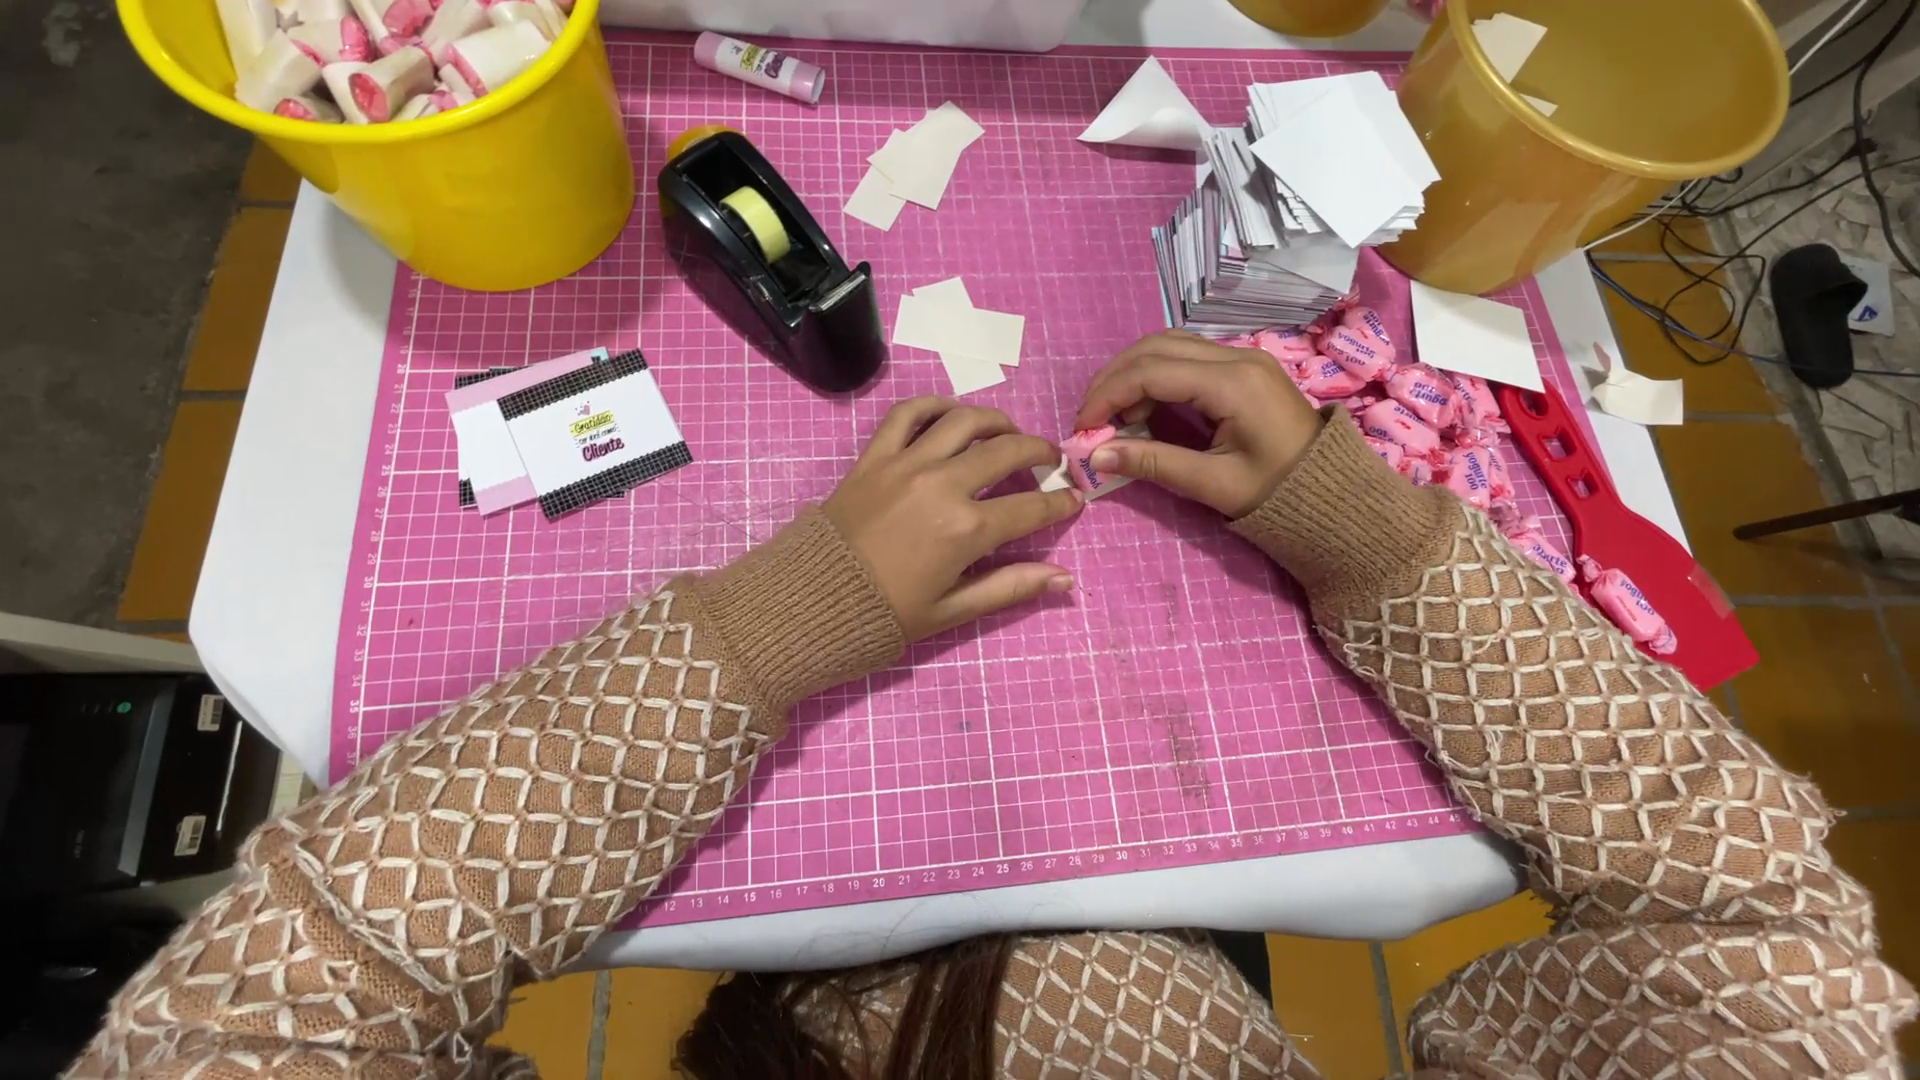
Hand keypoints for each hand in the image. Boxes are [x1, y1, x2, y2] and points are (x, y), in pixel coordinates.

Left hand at [824, 398, 1083, 641]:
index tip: (1074, 499)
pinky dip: (935, 406)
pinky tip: (950, 414)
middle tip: (1049, 460)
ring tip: (1008, 433)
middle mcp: (942, 484)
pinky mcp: (874, 456)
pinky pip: (908, 414)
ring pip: (964, 421)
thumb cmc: (886, 614)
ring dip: (996, 421)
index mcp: (966, 529)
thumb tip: (1065, 578)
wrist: (811, 603)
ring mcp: (906, 463)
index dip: (1061, 502)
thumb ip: (1011, 588)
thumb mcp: (952, 610)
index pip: (1031, 507)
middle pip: (1006, 451)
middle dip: (1039, 452)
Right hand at [1074, 332, 1324, 517]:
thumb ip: (1152, 463)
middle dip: (1113, 380)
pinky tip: (1144, 408)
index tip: (1083, 427)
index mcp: (1232, 383)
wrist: (1331, 492)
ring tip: (1114, 415)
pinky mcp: (1241, 367)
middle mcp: (1236, 356)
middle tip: (1090, 419)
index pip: (1150, 371)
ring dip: (1131, 373)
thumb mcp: (1212, 484)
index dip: (1108, 395)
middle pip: (1154, 347)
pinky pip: (1184, 356)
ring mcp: (1241, 357)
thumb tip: (1095, 454)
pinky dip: (1153, 375)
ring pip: (1167, 345)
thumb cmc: (1276, 492)